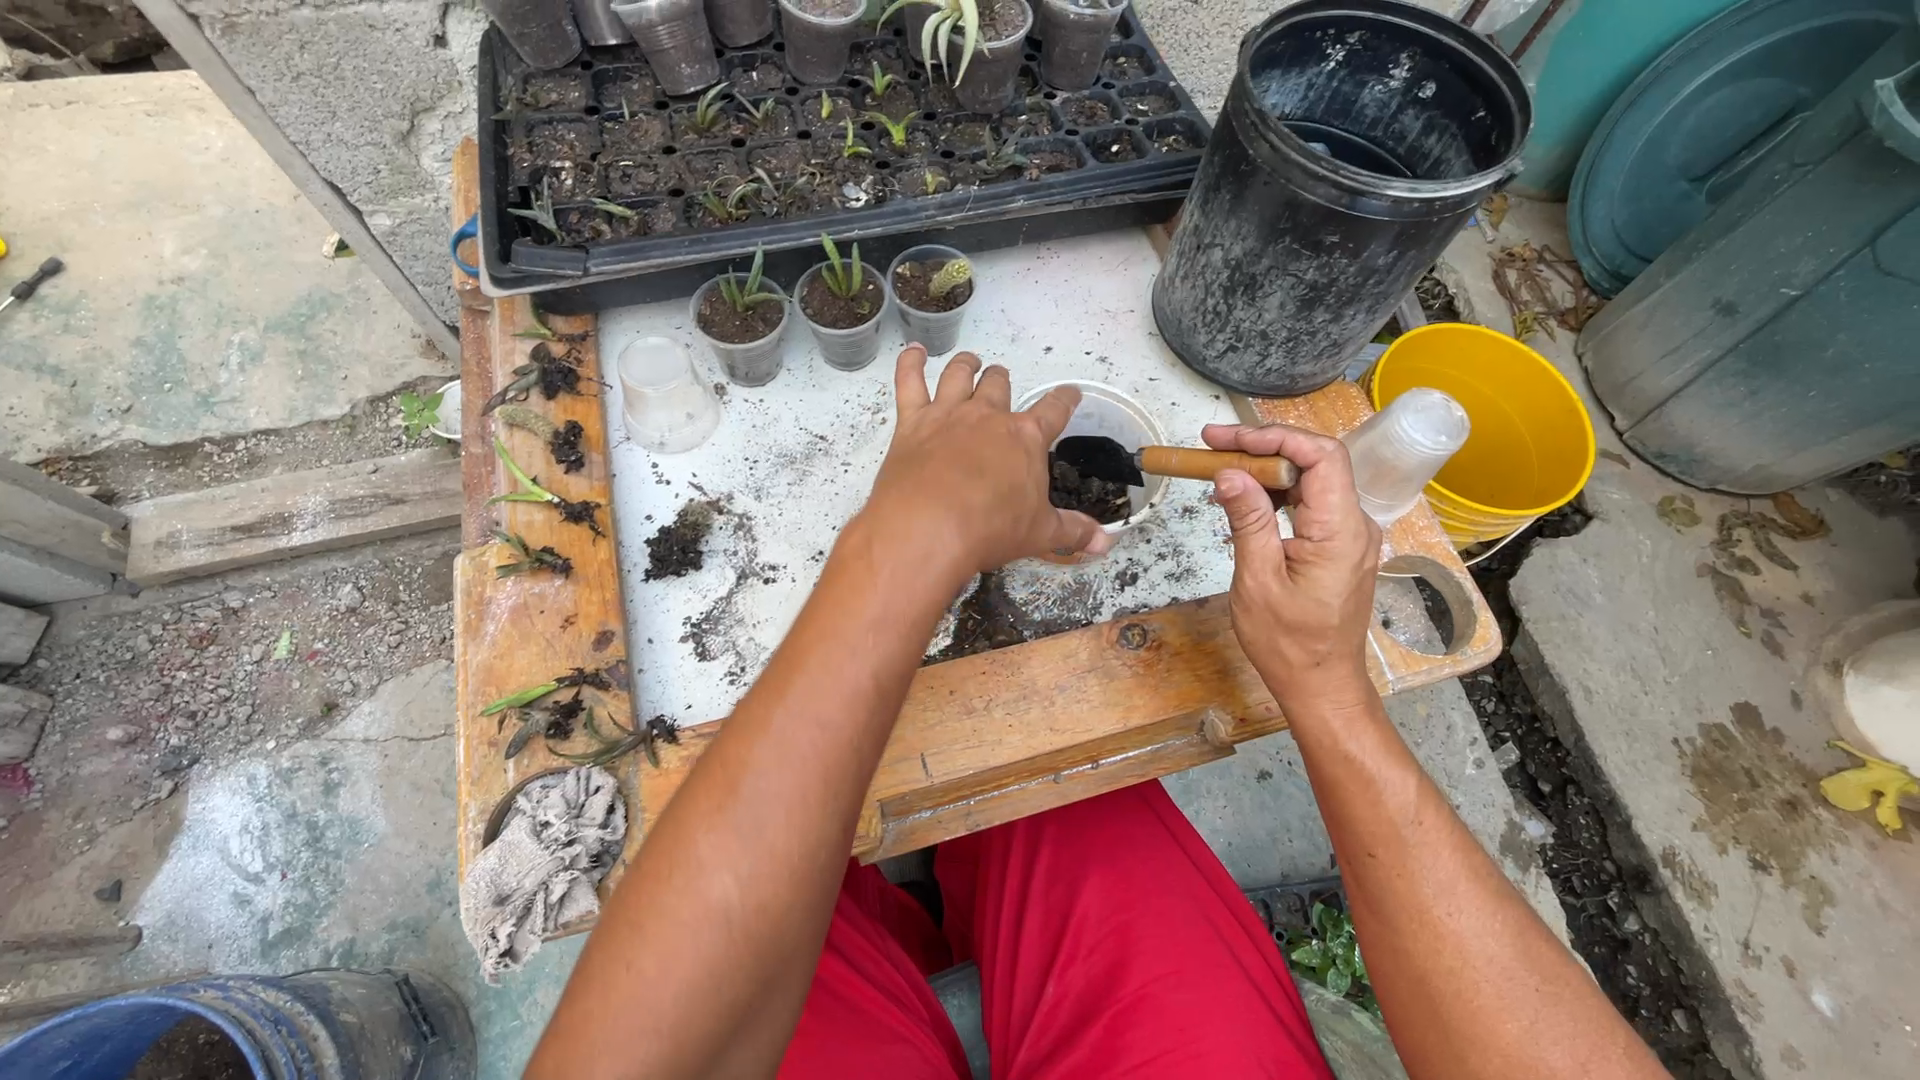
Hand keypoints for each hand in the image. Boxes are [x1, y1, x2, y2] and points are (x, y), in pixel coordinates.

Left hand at [861, 345, 1111, 578]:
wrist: (928, 528)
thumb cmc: (989, 529)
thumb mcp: (1039, 534)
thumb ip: (1072, 531)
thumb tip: (1104, 543)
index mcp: (1025, 438)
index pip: (1054, 410)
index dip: (1065, 400)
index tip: (1070, 393)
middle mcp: (988, 416)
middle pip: (999, 385)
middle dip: (1003, 379)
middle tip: (1002, 379)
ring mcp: (947, 415)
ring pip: (958, 376)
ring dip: (965, 365)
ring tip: (969, 361)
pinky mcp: (912, 423)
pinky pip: (909, 381)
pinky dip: (911, 363)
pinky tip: (914, 352)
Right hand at [1203, 422, 1380, 714]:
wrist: (1321, 684)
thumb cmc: (1287, 643)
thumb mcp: (1257, 581)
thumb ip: (1248, 522)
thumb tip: (1229, 474)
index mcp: (1340, 532)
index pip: (1320, 457)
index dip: (1273, 438)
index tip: (1225, 440)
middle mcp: (1355, 525)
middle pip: (1315, 462)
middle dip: (1262, 446)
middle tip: (1211, 446)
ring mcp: (1349, 535)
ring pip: (1311, 480)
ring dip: (1265, 468)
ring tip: (1217, 466)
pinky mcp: (1338, 545)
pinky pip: (1310, 504)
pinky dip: (1275, 493)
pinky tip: (1242, 497)